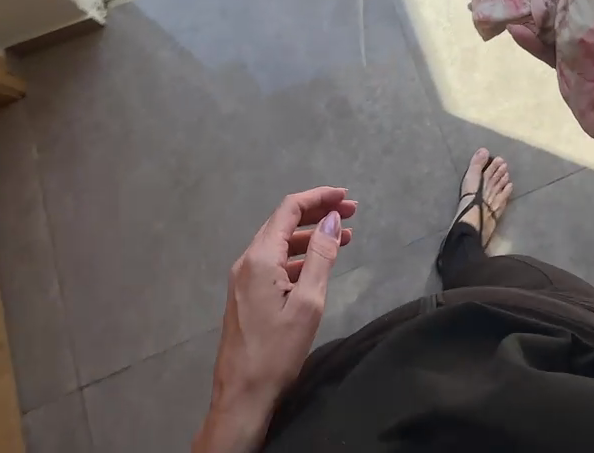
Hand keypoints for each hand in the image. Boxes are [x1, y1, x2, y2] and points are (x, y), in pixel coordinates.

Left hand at [193, 187, 356, 452]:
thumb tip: (331, 218)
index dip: (318, 197)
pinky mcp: (246, 294)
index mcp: (261, 257)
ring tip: (344, 238)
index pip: (289, 209)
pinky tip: (319, 265)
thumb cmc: (277, 351)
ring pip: (281, 242)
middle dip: (318, 213)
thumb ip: (321, 256)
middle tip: (351, 213)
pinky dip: (299, 256)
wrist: (241, 396)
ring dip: (311, 236)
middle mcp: (248, 260)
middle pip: (284, 222)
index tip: (345, 196)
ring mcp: (244, 278)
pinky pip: (275, 261)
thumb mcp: (308, 303)